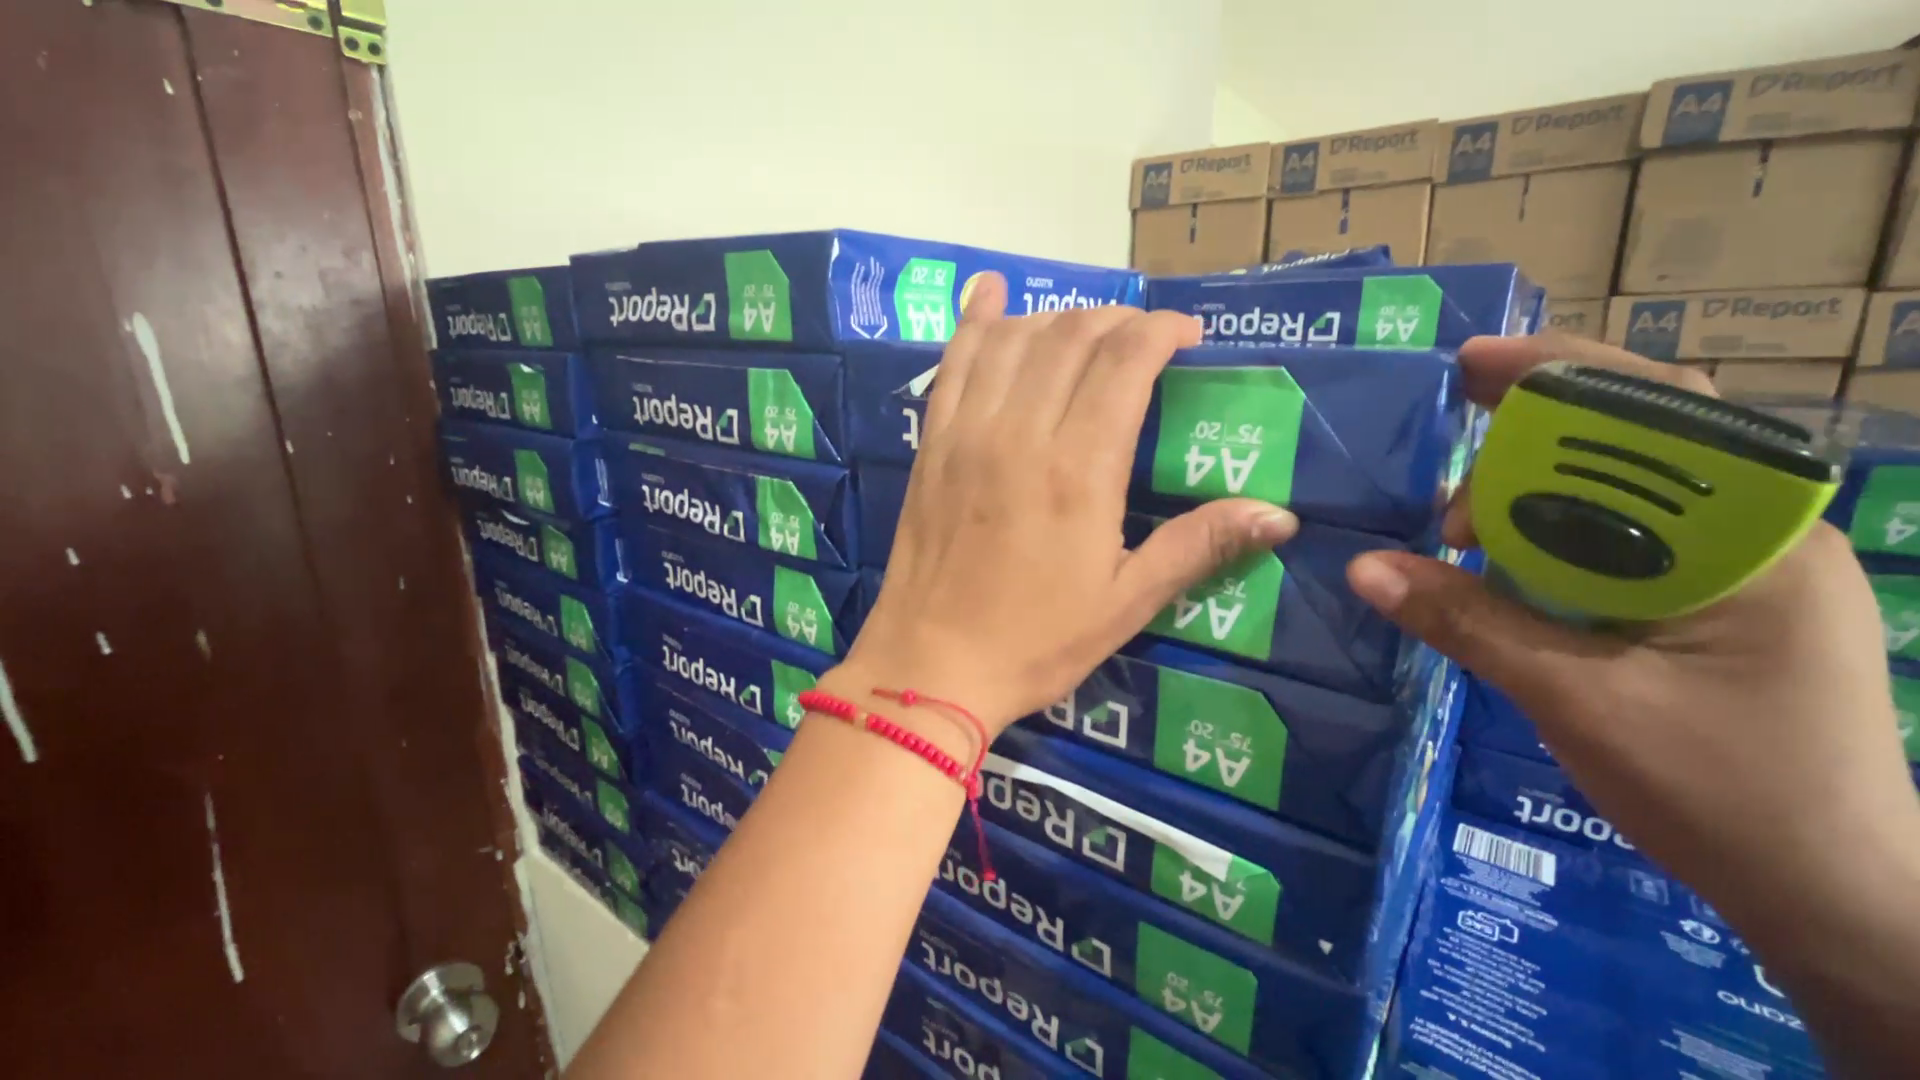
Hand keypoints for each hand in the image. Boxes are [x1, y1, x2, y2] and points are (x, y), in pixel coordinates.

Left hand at [832, 274, 1297, 739]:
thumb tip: (1279, 514)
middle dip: (1117, 319)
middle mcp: (1021, 432)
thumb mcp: (1127, 602)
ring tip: (1087, 328)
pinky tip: (992, 292)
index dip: (1161, 330)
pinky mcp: (932, 444)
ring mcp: (967, 433)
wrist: (931, 666)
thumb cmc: (1036, 641)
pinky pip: (952, 363)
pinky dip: (976, 322)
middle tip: (1143, 339)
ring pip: (1015, 339)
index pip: (1125, 360)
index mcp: (1079, 468)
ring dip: (1057, 317)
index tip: (1186, 336)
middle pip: (1072, 336)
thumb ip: (1198, 546)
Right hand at [1346, 333, 1917, 930]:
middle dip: (1541, 428)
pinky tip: (1512, 563)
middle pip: (1646, 438)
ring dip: (1544, 492)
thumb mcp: (1577, 702)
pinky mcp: (1723, 607)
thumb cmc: (1721, 795)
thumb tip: (1365, 567)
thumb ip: (1471, 624)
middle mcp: (1760, 537)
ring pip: (1634, 492)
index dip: (1560, 376)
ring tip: (1464, 525)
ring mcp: (1748, 572)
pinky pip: (1632, 542)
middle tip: (1450, 447)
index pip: (1659, 416)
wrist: (1832, 898)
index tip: (1467, 366)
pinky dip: (1563, 537)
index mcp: (1753, 541)